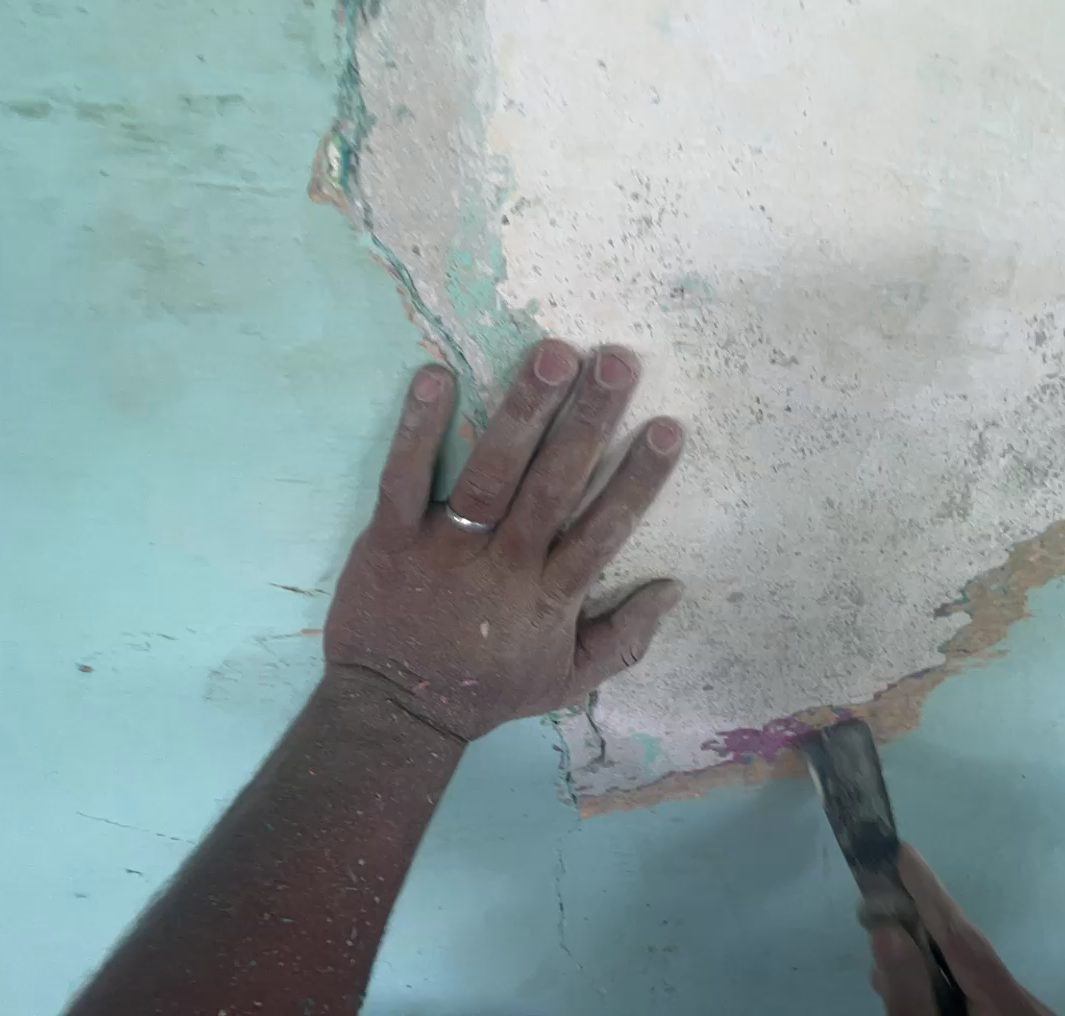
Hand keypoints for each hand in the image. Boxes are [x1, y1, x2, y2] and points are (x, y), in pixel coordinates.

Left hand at [323, 338, 684, 741]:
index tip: (667, 430)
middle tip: (616, 362)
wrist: (393, 711)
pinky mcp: (389, 538)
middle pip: (555, 484)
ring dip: (523, 410)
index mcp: (551, 596)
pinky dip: (418, 428)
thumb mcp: (570, 681)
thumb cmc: (489, 688)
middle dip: (589, 421)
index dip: (638, 479)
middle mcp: (505, 563)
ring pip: (491, 471)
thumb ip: (626, 639)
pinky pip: (404, 477)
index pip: (605, 529)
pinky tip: (437, 376)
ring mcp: (445, 547)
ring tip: (552, 353)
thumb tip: (675, 588)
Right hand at [870, 846, 1057, 1015]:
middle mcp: (1024, 1004)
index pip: (961, 936)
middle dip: (923, 920)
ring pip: (971, 972)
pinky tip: (914, 987)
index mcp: (1007, 1005)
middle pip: (967, 952)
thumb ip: (909, 994)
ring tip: (885, 944)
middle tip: (879, 895)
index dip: (929, 892)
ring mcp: (1022, 1013)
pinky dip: (942, 981)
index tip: (903, 850)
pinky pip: (976, 990)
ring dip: (927, 954)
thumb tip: (885, 930)